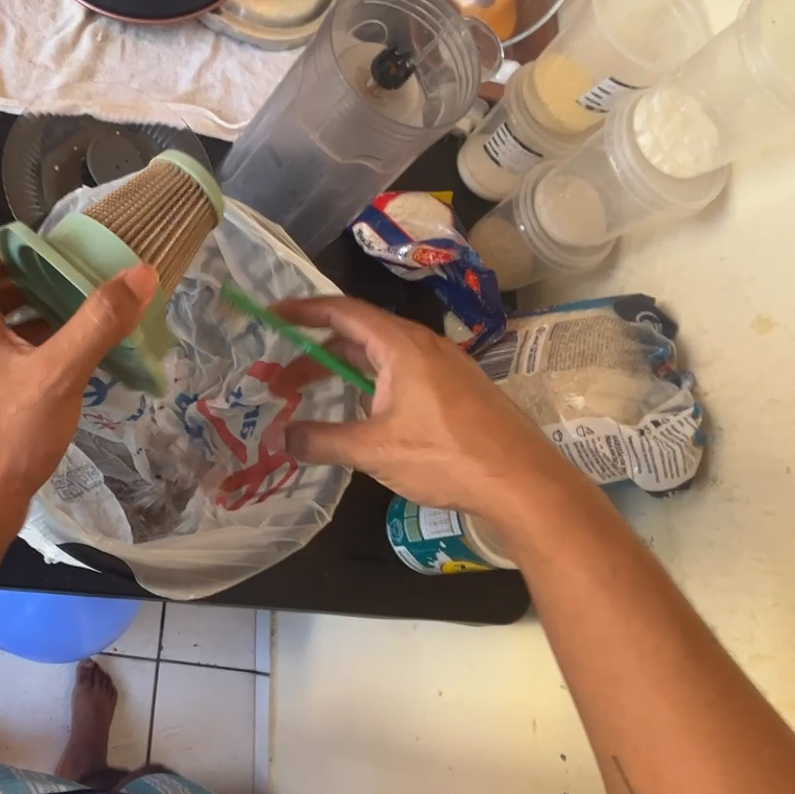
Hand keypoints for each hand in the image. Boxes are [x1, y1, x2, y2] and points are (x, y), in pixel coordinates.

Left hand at [0, 247, 154, 534]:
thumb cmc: (9, 435)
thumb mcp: (58, 373)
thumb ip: (97, 323)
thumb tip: (139, 274)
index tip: (40, 254)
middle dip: (31, 287)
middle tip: (74, 285)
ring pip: (5, 338)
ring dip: (39, 324)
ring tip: (84, 322)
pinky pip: (15, 370)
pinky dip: (41, 360)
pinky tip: (76, 373)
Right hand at [271, 295, 586, 528]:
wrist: (523, 482)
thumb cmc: (446, 456)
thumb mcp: (374, 450)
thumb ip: (321, 441)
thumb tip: (279, 438)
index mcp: (401, 347)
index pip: (343, 312)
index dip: (304, 310)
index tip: (272, 314)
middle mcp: (422, 347)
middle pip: (357, 336)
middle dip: (314, 356)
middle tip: (280, 383)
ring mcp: (441, 368)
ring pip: (379, 358)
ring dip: (340, 373)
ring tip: (310, 399)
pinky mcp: (453, 391)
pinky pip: (398, 375)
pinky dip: (366, 386)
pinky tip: (358, 416)